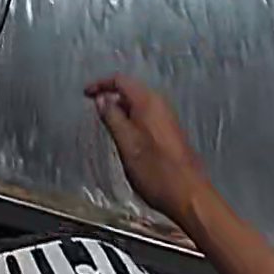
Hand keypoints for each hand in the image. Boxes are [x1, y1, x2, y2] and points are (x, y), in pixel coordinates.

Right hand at [86, 76, 209, 223]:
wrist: (188, 193)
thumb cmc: (154, 169)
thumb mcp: (126, 143)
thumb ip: (112, 117)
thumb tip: (101, 98)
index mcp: (147, 101)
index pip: (120, 80)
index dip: (101, 84)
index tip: (85, 94)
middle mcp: (159, 102)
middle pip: (130, 89)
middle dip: (111, 96)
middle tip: (95, 109)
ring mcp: (167, 115)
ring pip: (138, 102)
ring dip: (121, 108)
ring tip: (107, 122)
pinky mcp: (170, 129)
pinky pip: (146, 113)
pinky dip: (132, 117)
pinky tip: (126, 134)